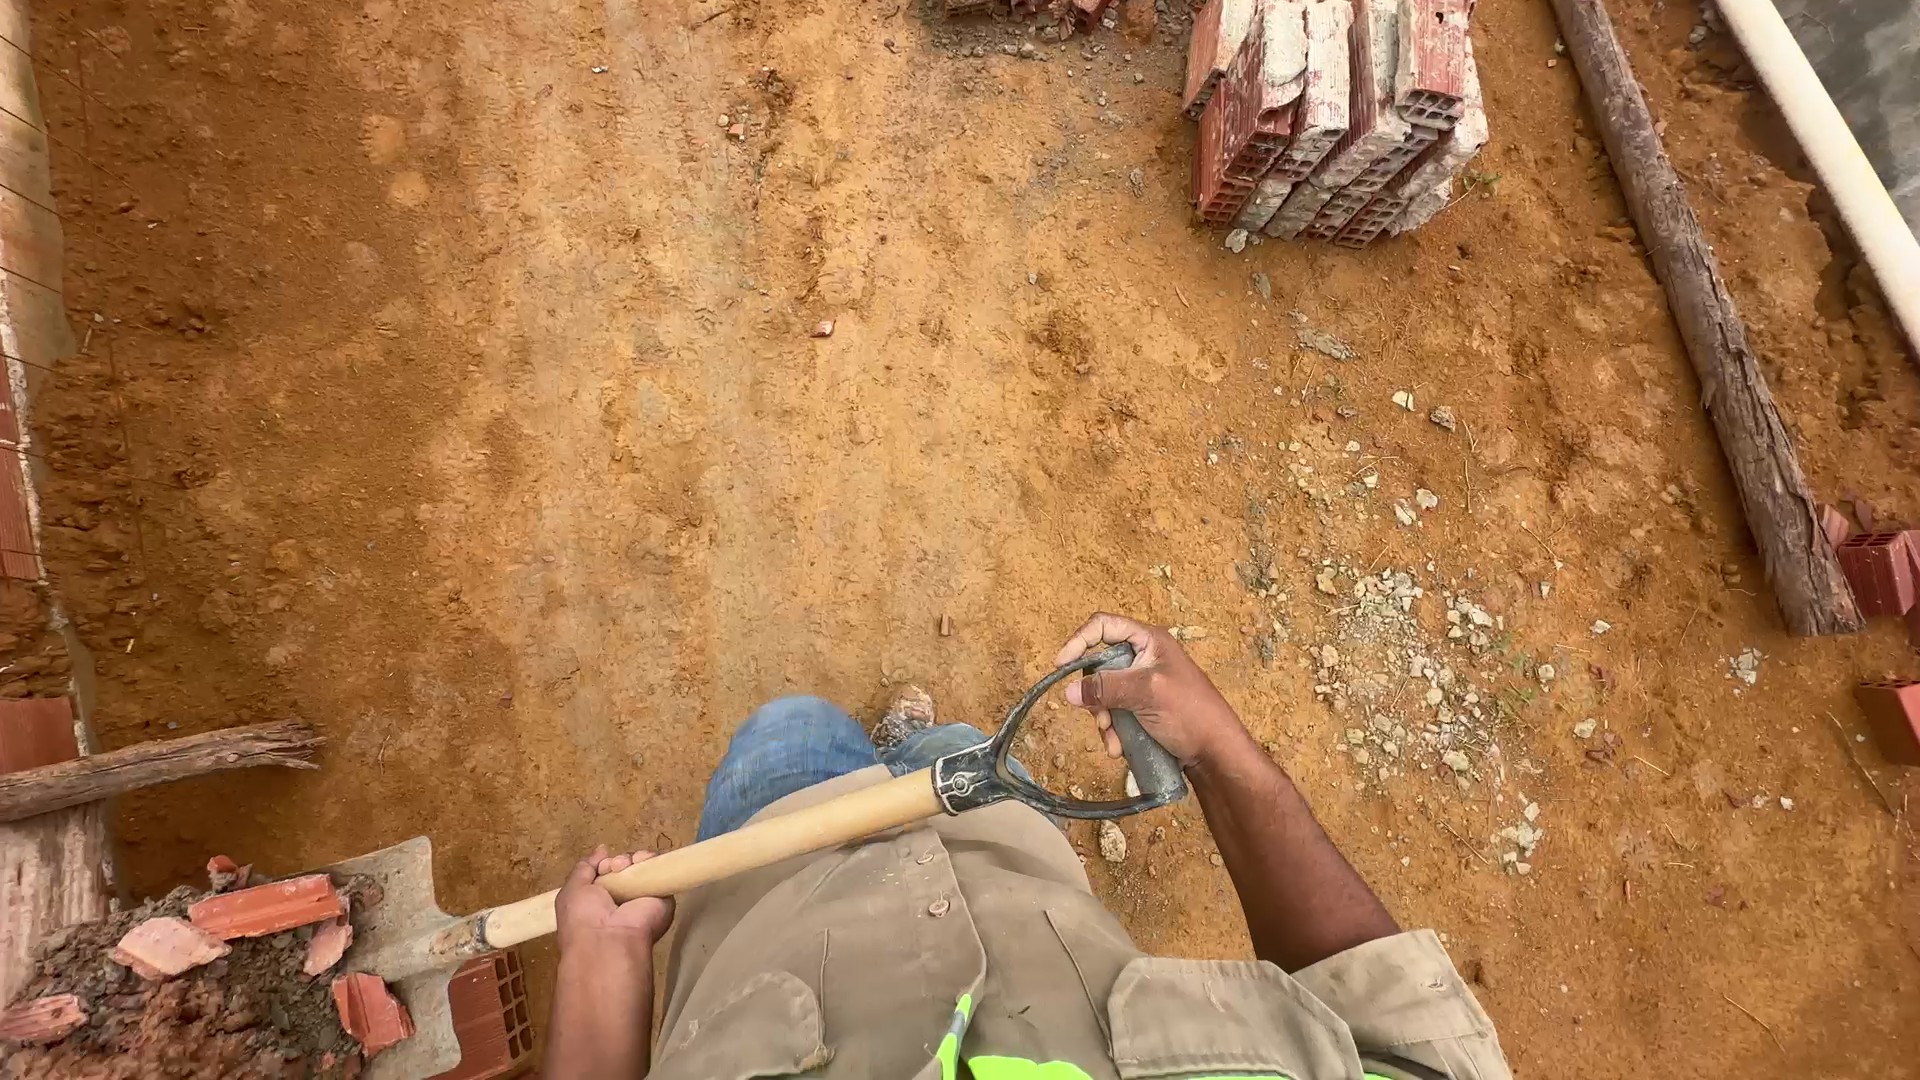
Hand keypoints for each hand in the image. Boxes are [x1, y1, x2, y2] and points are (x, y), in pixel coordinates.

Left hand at [555, 846, 675, 955]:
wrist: (609, 939)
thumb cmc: (583, 919)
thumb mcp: (572, 892)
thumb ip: (584, 868)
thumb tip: (602, 850)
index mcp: (603, 900)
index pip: (610, 872)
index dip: (605, 863)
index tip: (602, 867)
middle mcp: (625, 897)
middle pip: (629, 866)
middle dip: (620, 860)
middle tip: (614, 866)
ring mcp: (645, 895)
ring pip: (645, 865)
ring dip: (634, 858)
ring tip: (626, 865)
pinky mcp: (664, 894)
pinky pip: (661, 868)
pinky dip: (652, 859)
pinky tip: (641, 862)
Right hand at [1053, 613, 1249, 768]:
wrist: (1216, 753)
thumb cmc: (1189, 713)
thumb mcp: (1146, 693)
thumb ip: (1107, 688)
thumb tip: (1069, 691)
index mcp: (1148, 641)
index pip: (1103, 626)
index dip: (1079, 641)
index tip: (1061, 664)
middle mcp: (1143, 657)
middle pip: (1099, 664)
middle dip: (1094, 694)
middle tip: (1097, 715)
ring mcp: (1142, 683)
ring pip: (1104, 693)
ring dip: (1103, 717)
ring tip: (1112, 739)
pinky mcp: (1142, 707)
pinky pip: (1114, 712)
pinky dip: (1112, 729)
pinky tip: (1119, 747)